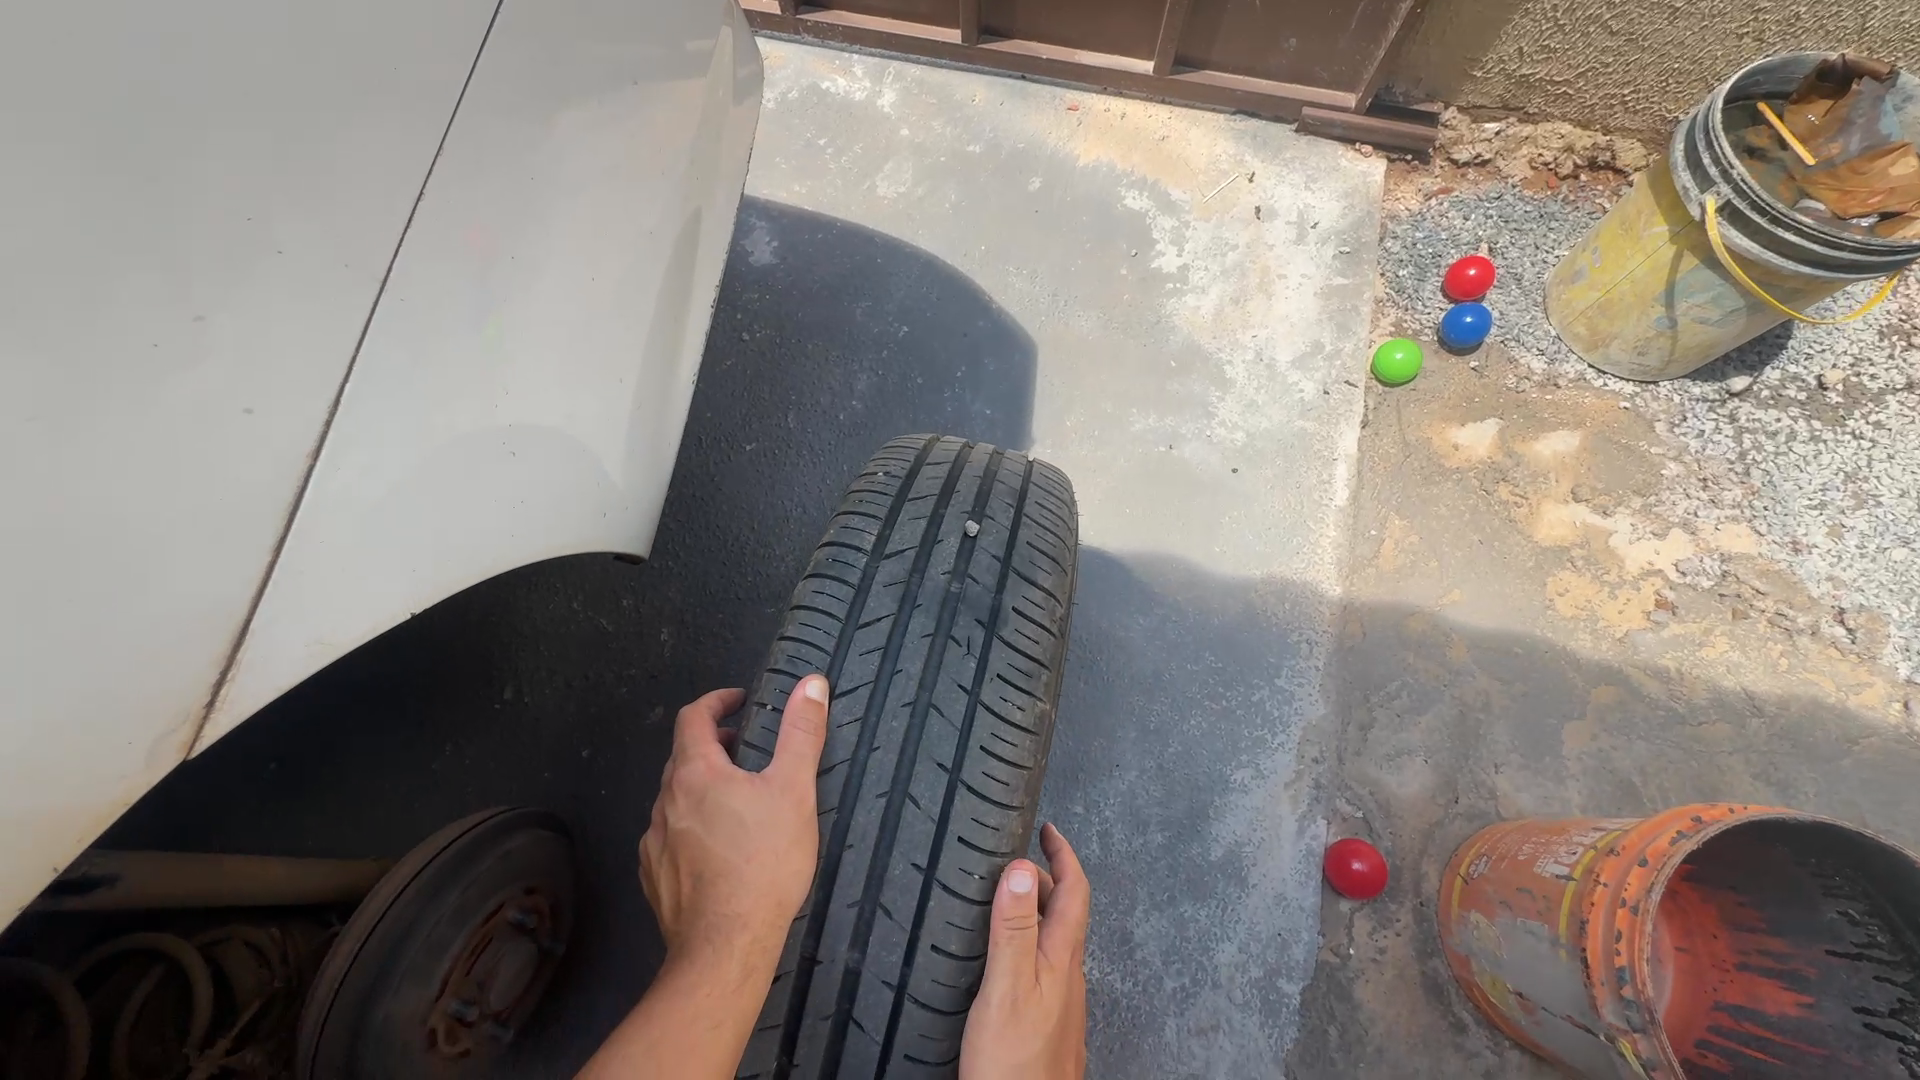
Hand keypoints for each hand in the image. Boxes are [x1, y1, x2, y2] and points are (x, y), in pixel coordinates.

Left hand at [640, 676, 828, 968]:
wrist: (726, 947)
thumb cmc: (764, 861)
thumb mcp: (794, 789)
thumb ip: (801, 733)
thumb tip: (812, 682)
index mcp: (696, 773)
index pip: (693, 718)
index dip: (717, 702)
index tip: (741, 701)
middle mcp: (666, 802)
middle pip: (683, 757)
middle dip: (715, 745)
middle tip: (749, 750)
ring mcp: (654, 843)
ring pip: (676, 799)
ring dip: (702, 786)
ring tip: (738, 800)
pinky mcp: (655, 878)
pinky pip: (670, 836)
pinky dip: (692, 825)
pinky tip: (717, 848)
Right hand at [960, 823, 1089, 1079]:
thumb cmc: (1012, 1064)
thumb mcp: (1007, 987)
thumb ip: (1014, 929)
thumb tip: (1022, 867)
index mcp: (1062, 958)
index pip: (1074, 891)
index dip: (1064, 855)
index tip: (1048, 829)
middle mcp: (1069, 975)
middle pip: (1066, 911)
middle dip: (1047, 876)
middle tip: (1015, 860)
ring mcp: (1062, 1000)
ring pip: (1056, 937)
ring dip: (1037, 907)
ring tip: (1005, 898)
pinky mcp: (1049, 1021)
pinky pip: (1045, 962)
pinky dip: (1029, 938)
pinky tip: (1006, 953)